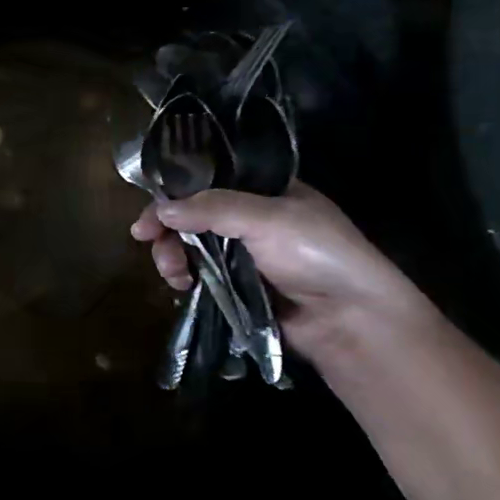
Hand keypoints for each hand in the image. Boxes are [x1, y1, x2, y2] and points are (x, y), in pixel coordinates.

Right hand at [129, 181, 440, 362]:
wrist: (351, 318)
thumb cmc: (316, 254)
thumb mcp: (266, 218)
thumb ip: (212, 208)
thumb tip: (161, 209)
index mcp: (264, 189)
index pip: (208, 181)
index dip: (175, 194)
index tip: (148, 216)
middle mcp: (253, 218)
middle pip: (194, 216)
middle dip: (169, 230)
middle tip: (151, 245)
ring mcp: (246, 255)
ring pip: (194, 247)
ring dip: (174, 257)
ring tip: (174, 275)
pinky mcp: (242, 288)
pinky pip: (204, 276)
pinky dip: (187, 278)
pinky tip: (183, 286)